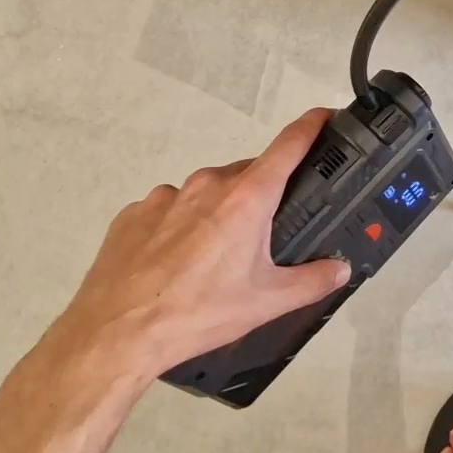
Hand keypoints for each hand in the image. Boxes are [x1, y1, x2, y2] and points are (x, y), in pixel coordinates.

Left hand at [45, 109, 350, 378]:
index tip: (326, 116)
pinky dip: (179, 227)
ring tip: (212, 259)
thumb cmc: (196, 313)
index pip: (289, 144)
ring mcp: (165, 196)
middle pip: (248, 175)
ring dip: (219, 213)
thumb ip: (312, 281)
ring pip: (207, 193)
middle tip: (262, 239)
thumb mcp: (265, 303)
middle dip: (261, 197)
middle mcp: (208, 184)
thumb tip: (340, 269)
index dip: (312, 125)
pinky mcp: (132, 214)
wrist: (112, 337)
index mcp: (247, 197)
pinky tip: (173, 264)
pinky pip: (169, 210)